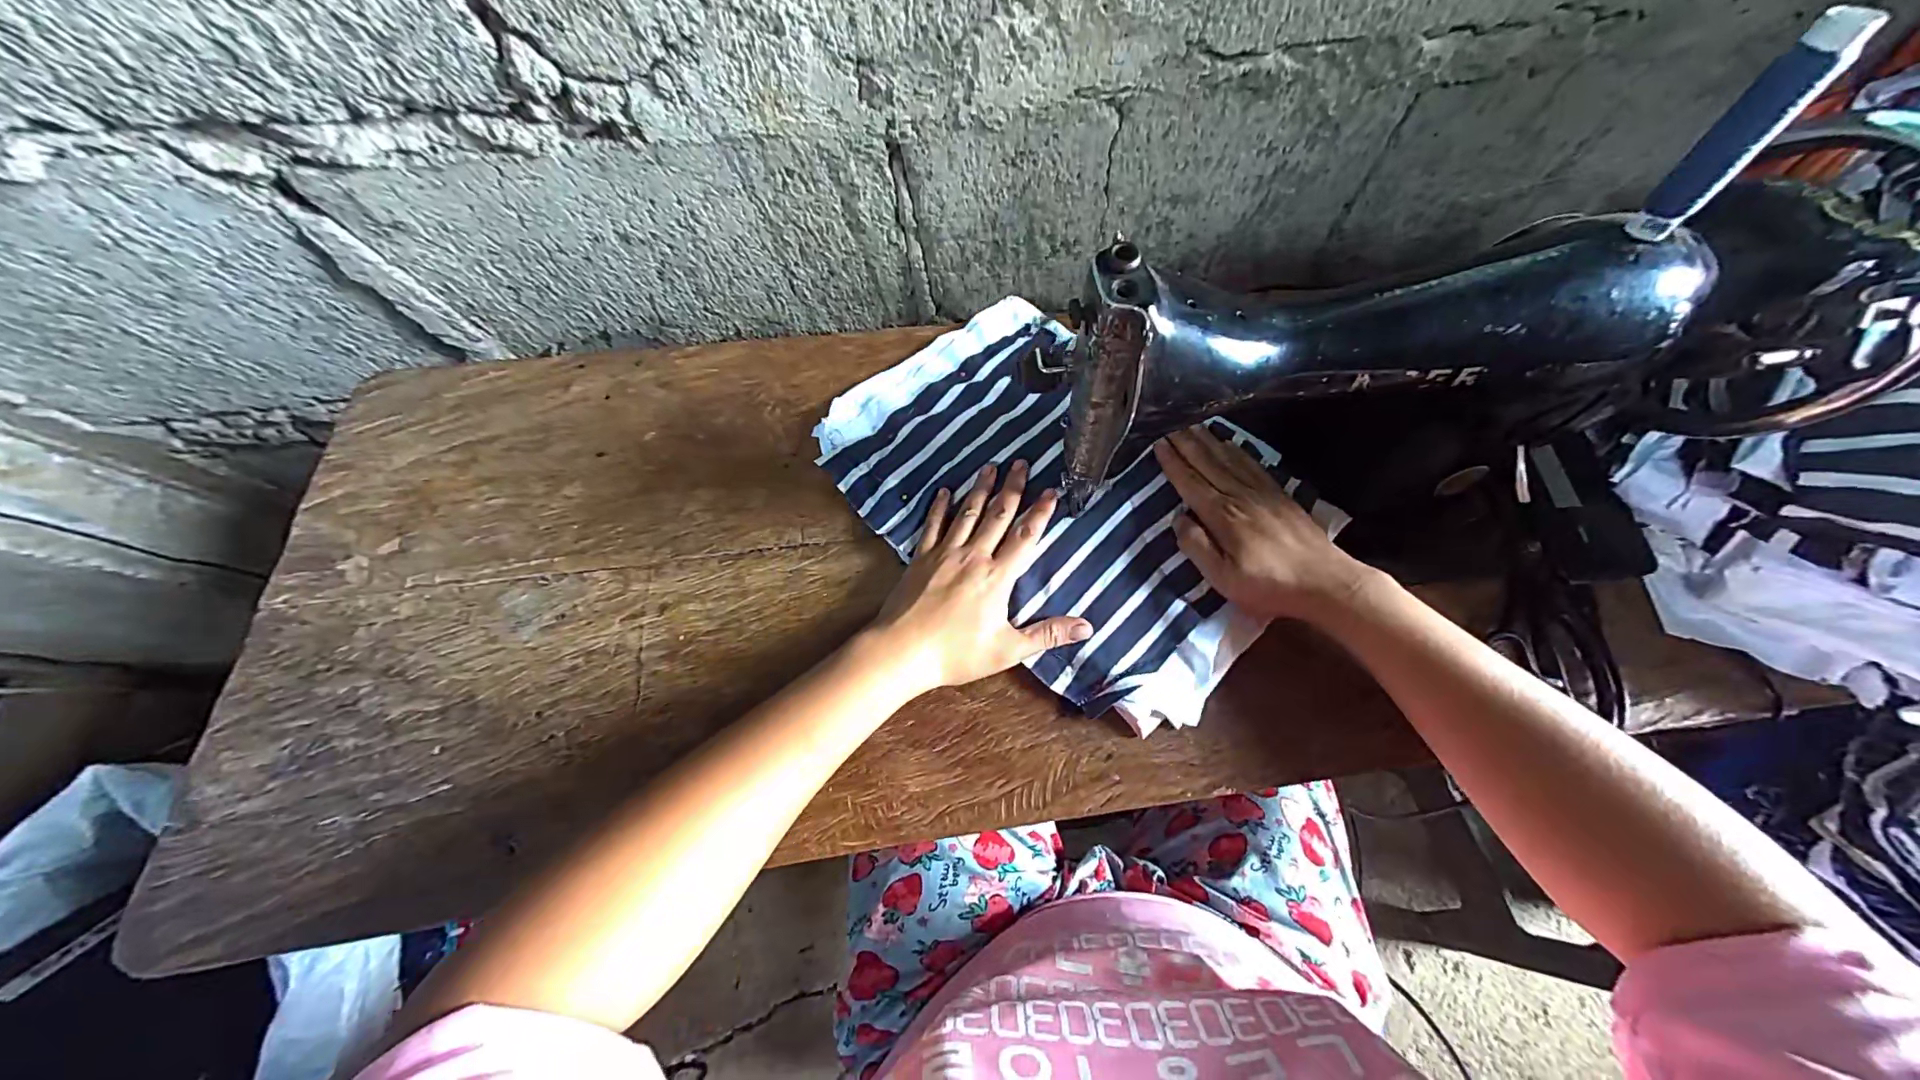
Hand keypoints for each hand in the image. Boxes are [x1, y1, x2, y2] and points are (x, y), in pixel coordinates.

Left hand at [861, 460, 1092, 695]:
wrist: (902, 650)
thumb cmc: (957, 654)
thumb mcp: (1008, 649)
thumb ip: (1048, 634)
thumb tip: (1087, 627)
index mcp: (997, 577)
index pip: (1025, 537)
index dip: (1040, 513)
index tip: (1051, 491)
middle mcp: (973, 557)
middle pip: (997, 515)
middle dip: (1012, 488)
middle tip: (1021, 463)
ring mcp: (944, 554)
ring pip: (967, 513)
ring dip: (980, 489)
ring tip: (990, 467)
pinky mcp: (920, 558)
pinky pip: (933, 526)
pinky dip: (940, 507)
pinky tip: (944, 492)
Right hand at [1154, 427, 1376, 622]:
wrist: (1325, 582)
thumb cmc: (1268, 585)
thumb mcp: (1223, 577)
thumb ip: (1197, 546)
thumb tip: (1177, 519)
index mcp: (1222, 516)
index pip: (1191, 483)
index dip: (1174, 463)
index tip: (1159, 444)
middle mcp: (1240, 496)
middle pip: (1209, 464)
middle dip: (1187, 444)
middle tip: (1170, 426)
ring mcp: (1263, 493)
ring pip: (1230, 460)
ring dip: (1209, 442)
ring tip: (1193, 426)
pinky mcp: (1281, 495)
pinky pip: (1253, 464)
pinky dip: (1238, 450)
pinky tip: (1230, 443)